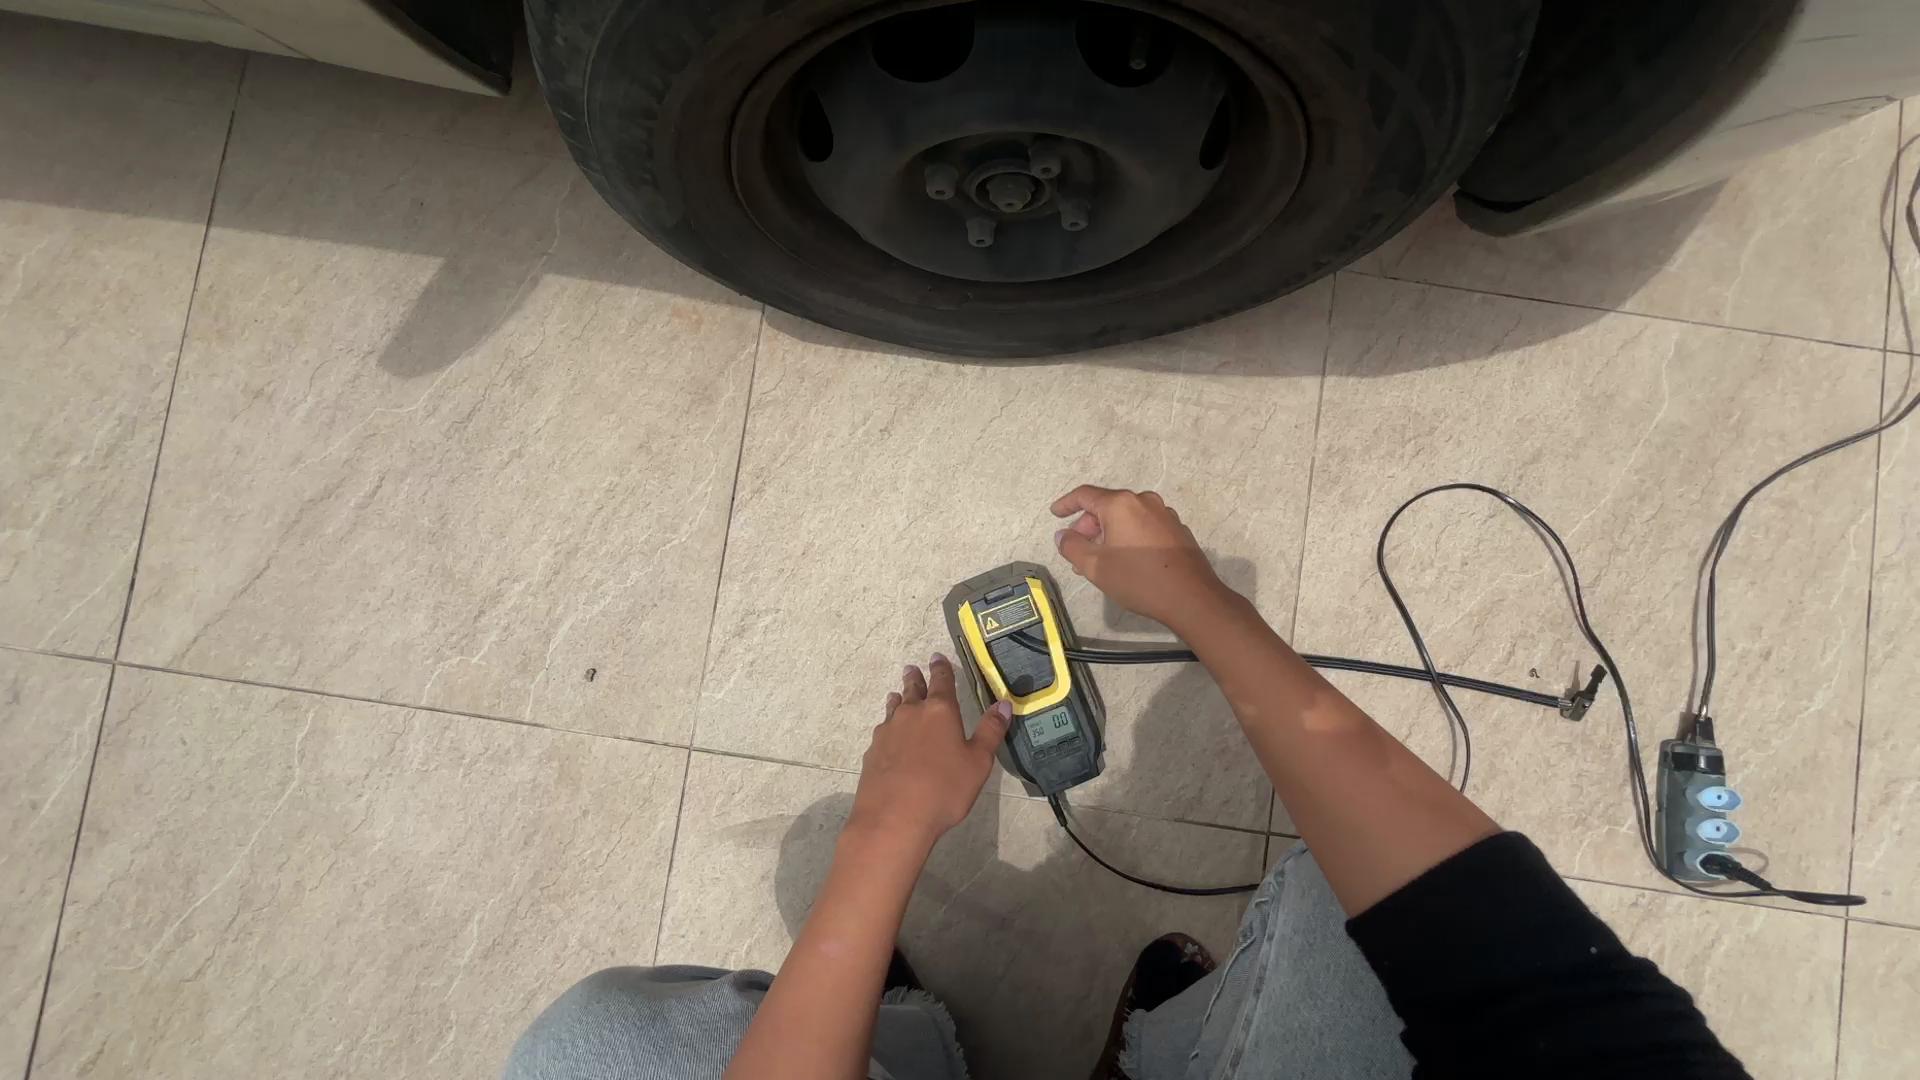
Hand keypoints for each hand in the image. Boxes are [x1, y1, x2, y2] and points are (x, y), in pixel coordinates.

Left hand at [848, 654, 1011, 850]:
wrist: (893, 818)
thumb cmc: (944, 789)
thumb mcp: (978, 762)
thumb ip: (990, 731)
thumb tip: (1003, 703)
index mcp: (939, 711)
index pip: (941, 681)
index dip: (941, 668)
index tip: (936, 656)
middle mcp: (911, 713)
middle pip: (913, 689)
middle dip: (915, 678)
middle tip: (912, 669)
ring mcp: (888, 731)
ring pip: (894, 707)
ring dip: (898, 698)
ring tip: (897, 695)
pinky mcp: (873, 750)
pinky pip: (883, 729)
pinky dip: (889, 725)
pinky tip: (890, 734)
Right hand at [1051, 485, 1237, 633]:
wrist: (1192, 598)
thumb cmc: (1138, 579)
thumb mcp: (1095, 566)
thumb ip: (1072, 546)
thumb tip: (1062, 535)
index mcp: (1121, 504)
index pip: (1085, 496)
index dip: (1066, 504)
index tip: (1055, 514)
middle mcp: (1144, 501)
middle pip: (1106, 507)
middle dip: (1088, 527)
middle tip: (1078, 551)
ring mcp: (1164, 514)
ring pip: (1126, 518)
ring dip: (1108, 534)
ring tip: (1100, 560)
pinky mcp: (1177, 530)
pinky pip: (1143, 526)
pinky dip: (1128, 537)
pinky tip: (1126, 561)